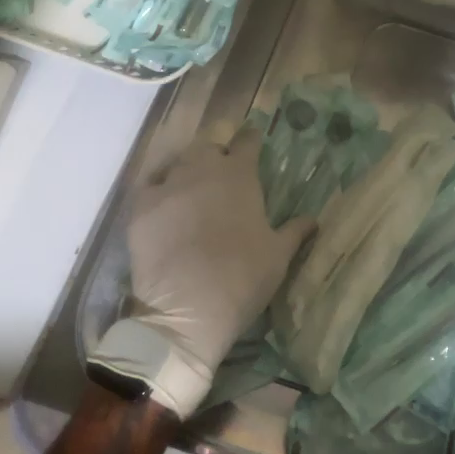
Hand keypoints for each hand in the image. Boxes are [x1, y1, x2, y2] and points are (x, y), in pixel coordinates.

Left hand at [89, 131, 313, 418]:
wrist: (187, 312)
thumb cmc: (242, 278)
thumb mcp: (279, 256)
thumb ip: (295, 231)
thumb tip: (313, 219)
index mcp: (239, 176)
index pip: (247, 141)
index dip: (251, 141)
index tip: (253, 144)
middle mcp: (202, 171)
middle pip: (209, 146)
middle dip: (217, 154)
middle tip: (223, 173)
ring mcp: (167, 187)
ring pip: (178, 164)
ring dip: (188, 172)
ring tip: (192, 191)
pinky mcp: (140, 208)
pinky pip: (150, 188)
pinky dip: (158, 193)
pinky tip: (164, 209)